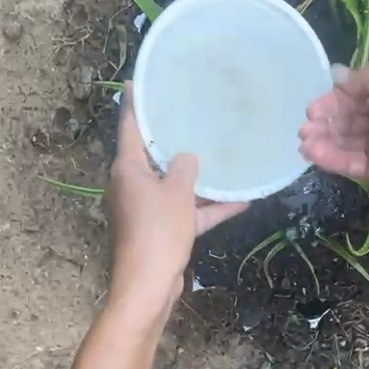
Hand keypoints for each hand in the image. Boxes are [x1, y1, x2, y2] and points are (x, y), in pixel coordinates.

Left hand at [107, 85, 247, 308]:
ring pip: (173, 187)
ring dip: (197, 179)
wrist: (148, 286)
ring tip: (223, 155)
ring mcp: (145, 211)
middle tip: (190, 113)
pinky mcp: (160, 233)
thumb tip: (187, 159)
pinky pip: (185, 213)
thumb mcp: (177, 193)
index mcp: (127, 169)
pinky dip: (207, 209)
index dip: (134, 103)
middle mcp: (131, 187)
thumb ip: (185, 168)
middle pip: (153, 157)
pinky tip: (241, 200)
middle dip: (173, 140)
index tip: (135, 82)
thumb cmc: (158, 232)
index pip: (130, 127)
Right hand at [298, 64, 368, 216]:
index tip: (317, 100)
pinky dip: (331, 157)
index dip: (340, 95)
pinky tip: (311, 153)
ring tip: (302, 139)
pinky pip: (351, 162)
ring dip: (324, 138)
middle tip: (305, 122)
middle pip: (354, 116)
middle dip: (329, 118)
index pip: (365, 91)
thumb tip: (339, 73)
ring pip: (349, 140)